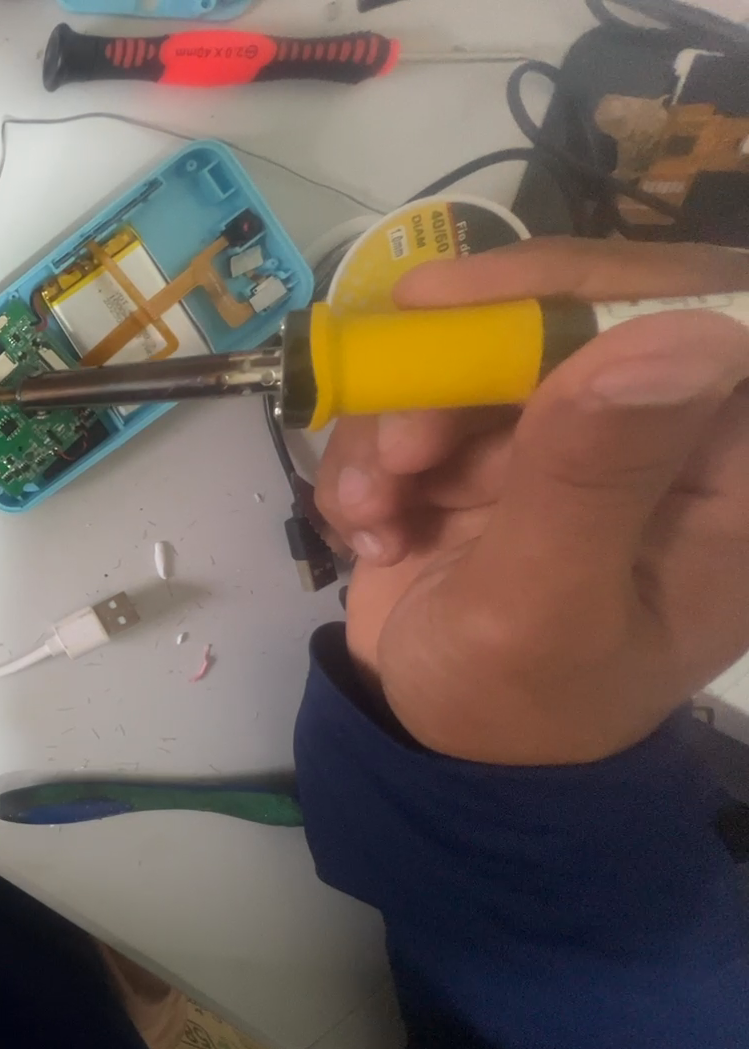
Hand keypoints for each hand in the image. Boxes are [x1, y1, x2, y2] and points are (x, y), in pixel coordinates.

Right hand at [313, 239, 748, 763]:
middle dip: (439, 390)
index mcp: (723, 466)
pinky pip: (397, 427)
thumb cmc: (520, 693)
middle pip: (540, 337)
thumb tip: (663, 340)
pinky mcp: (467, 467)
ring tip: (370, 517)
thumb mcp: (547, 602)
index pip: (691, 317)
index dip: (569, 287)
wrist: (442, 734)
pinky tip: (366, 529)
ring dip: (385, 444)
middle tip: (395, 459)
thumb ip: (588, 482)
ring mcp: (545, 450)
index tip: (440, 304)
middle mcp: (639, 439)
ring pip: (447, 381)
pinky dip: (362, 474)